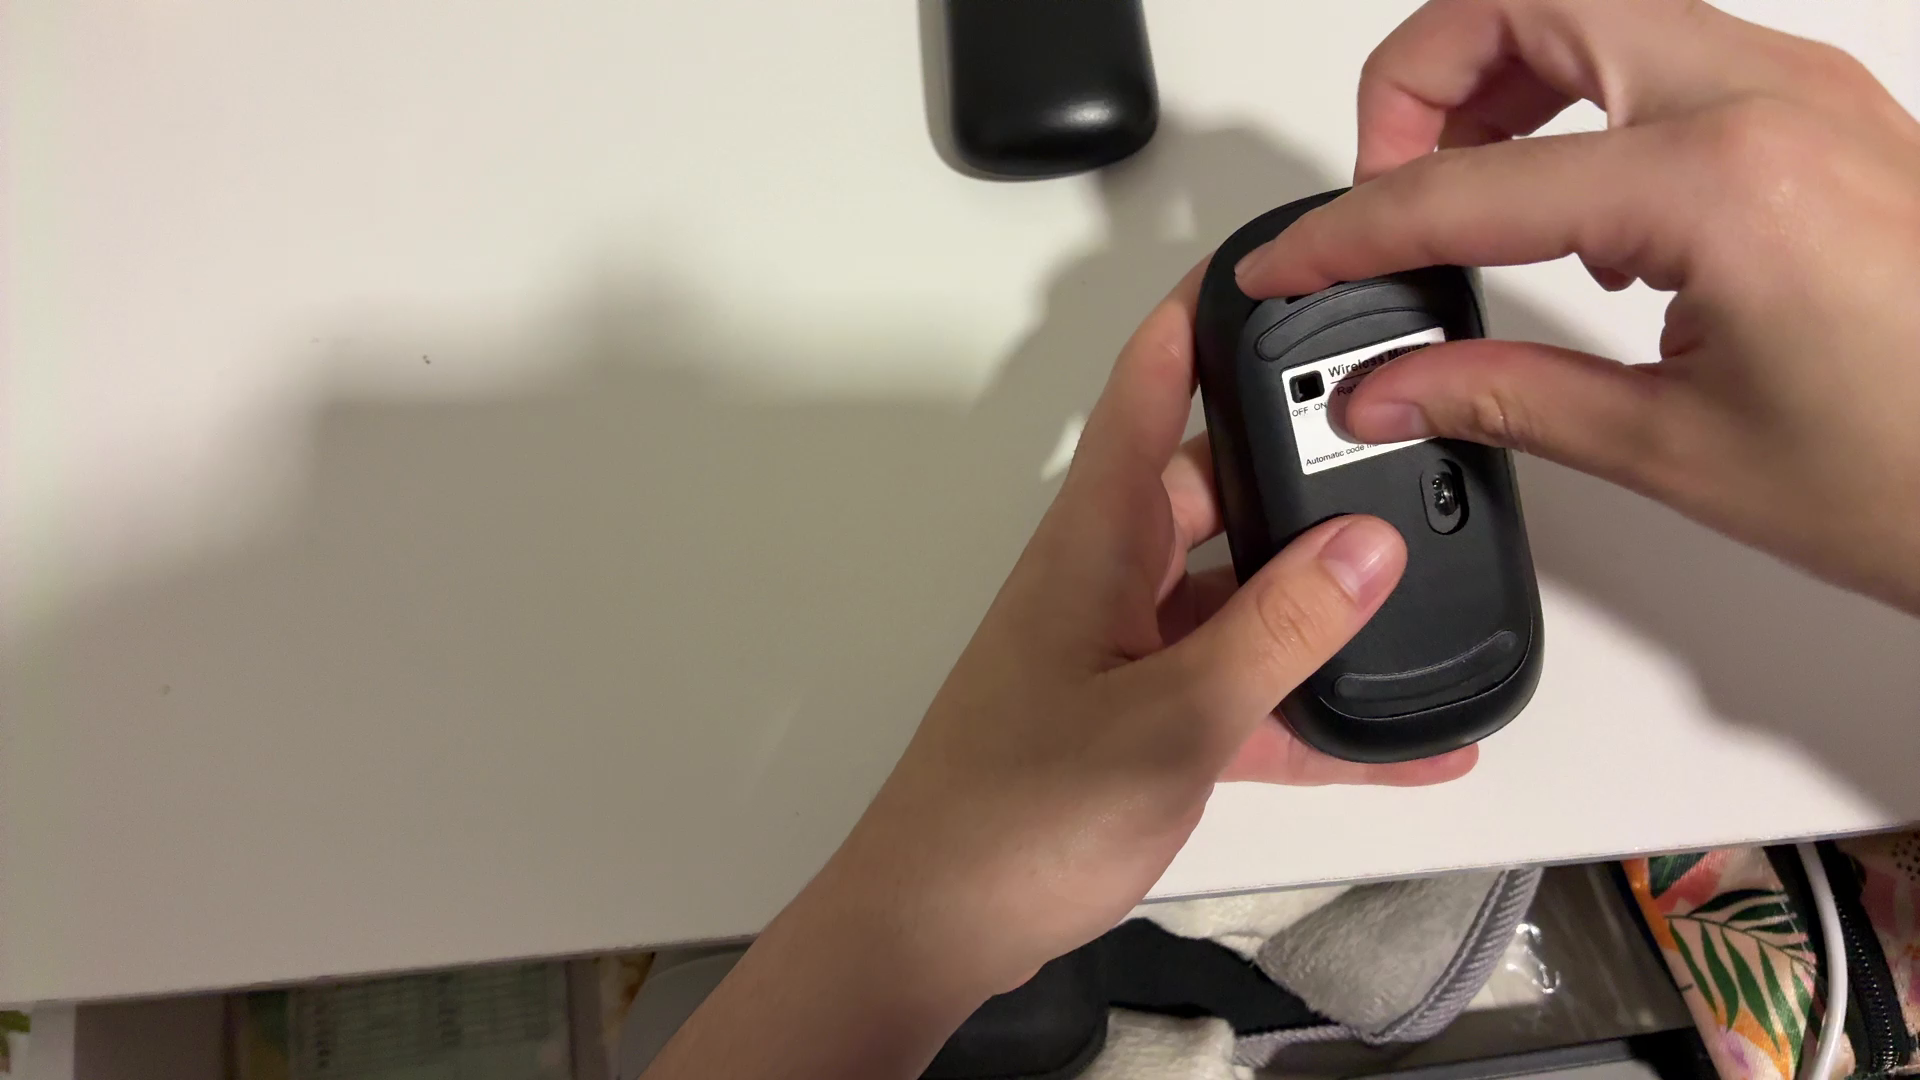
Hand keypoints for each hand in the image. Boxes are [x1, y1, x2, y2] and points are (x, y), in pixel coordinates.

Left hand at [643, 268, 1473, 1079]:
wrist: (945, 917)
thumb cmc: (1026, 811)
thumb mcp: (1170, 720)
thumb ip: (1273, 634)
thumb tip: (1364, 545)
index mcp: (1092, 546)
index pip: (1140, 398)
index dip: (1188, 322)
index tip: (1253, 267)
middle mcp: (1106, 579)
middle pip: (1206, 490)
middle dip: (1286, 461)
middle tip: (1388, 436)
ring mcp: (1124, 648)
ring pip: (1231, 592)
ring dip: (1310, 594)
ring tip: (1414, 579)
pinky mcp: (1138, 714)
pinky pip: (1234, 687)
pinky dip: (1302, 704)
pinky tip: (1396, 734)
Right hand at [1234, 0, 1919, 613]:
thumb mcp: (1662, 445)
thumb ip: (1491, 398)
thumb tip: (1378, 392)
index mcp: (1715, 183)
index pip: (1454, 190)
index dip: (1338, 235)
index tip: (1281, 268)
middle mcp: (1756, 102)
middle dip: (1408, 87)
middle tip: (1368, 190)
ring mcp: (1782, 97)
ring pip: (1578, 7)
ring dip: (1471, 82)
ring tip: (1427, 193)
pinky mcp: (1788, 123)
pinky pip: (1628, 61)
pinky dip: (1535, 108)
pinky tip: (1515, 201)